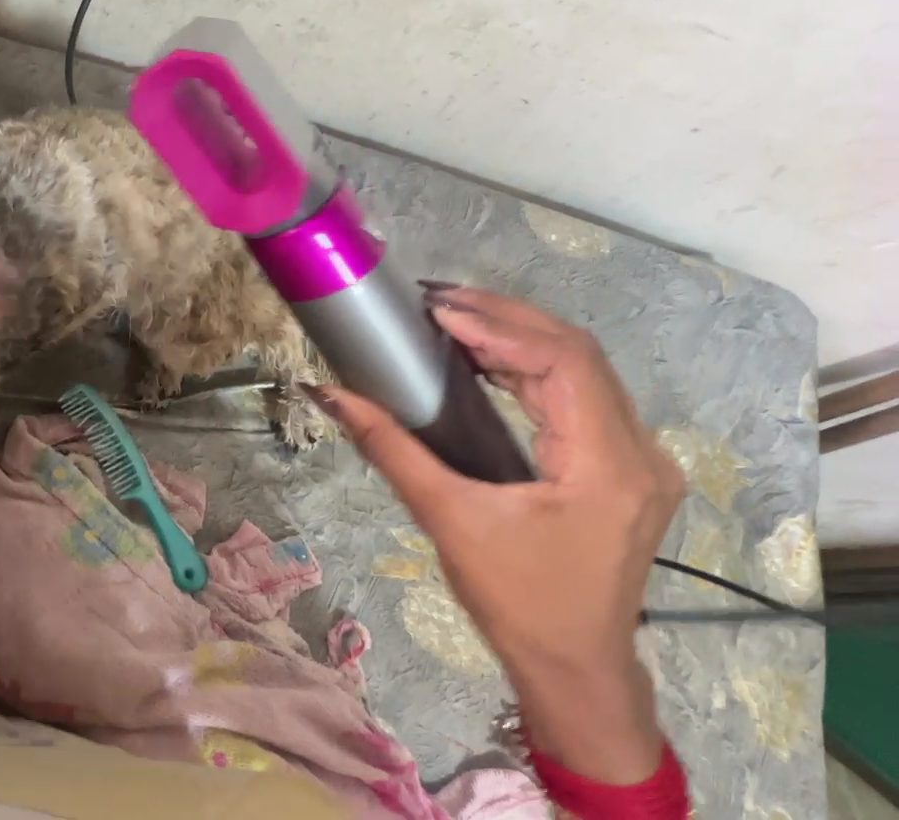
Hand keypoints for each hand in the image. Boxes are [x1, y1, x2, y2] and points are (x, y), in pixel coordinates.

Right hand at [308, 286, 683, 783]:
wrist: (573, 665)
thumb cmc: (513, 597)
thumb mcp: (445, 517)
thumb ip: (388, 447)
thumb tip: (329, 394)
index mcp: (608, 463)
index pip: (564, 363)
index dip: (500, 327)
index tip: (438, 312)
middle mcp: (638, 452)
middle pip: (579, 356)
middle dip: (508, 319)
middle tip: (438, 301)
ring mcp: (637, 460)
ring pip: (582, 373)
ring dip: (518, 340)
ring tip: (453, 321)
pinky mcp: (621, 469)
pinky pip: (579, 398)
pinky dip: (529, 370)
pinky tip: (485, 361)